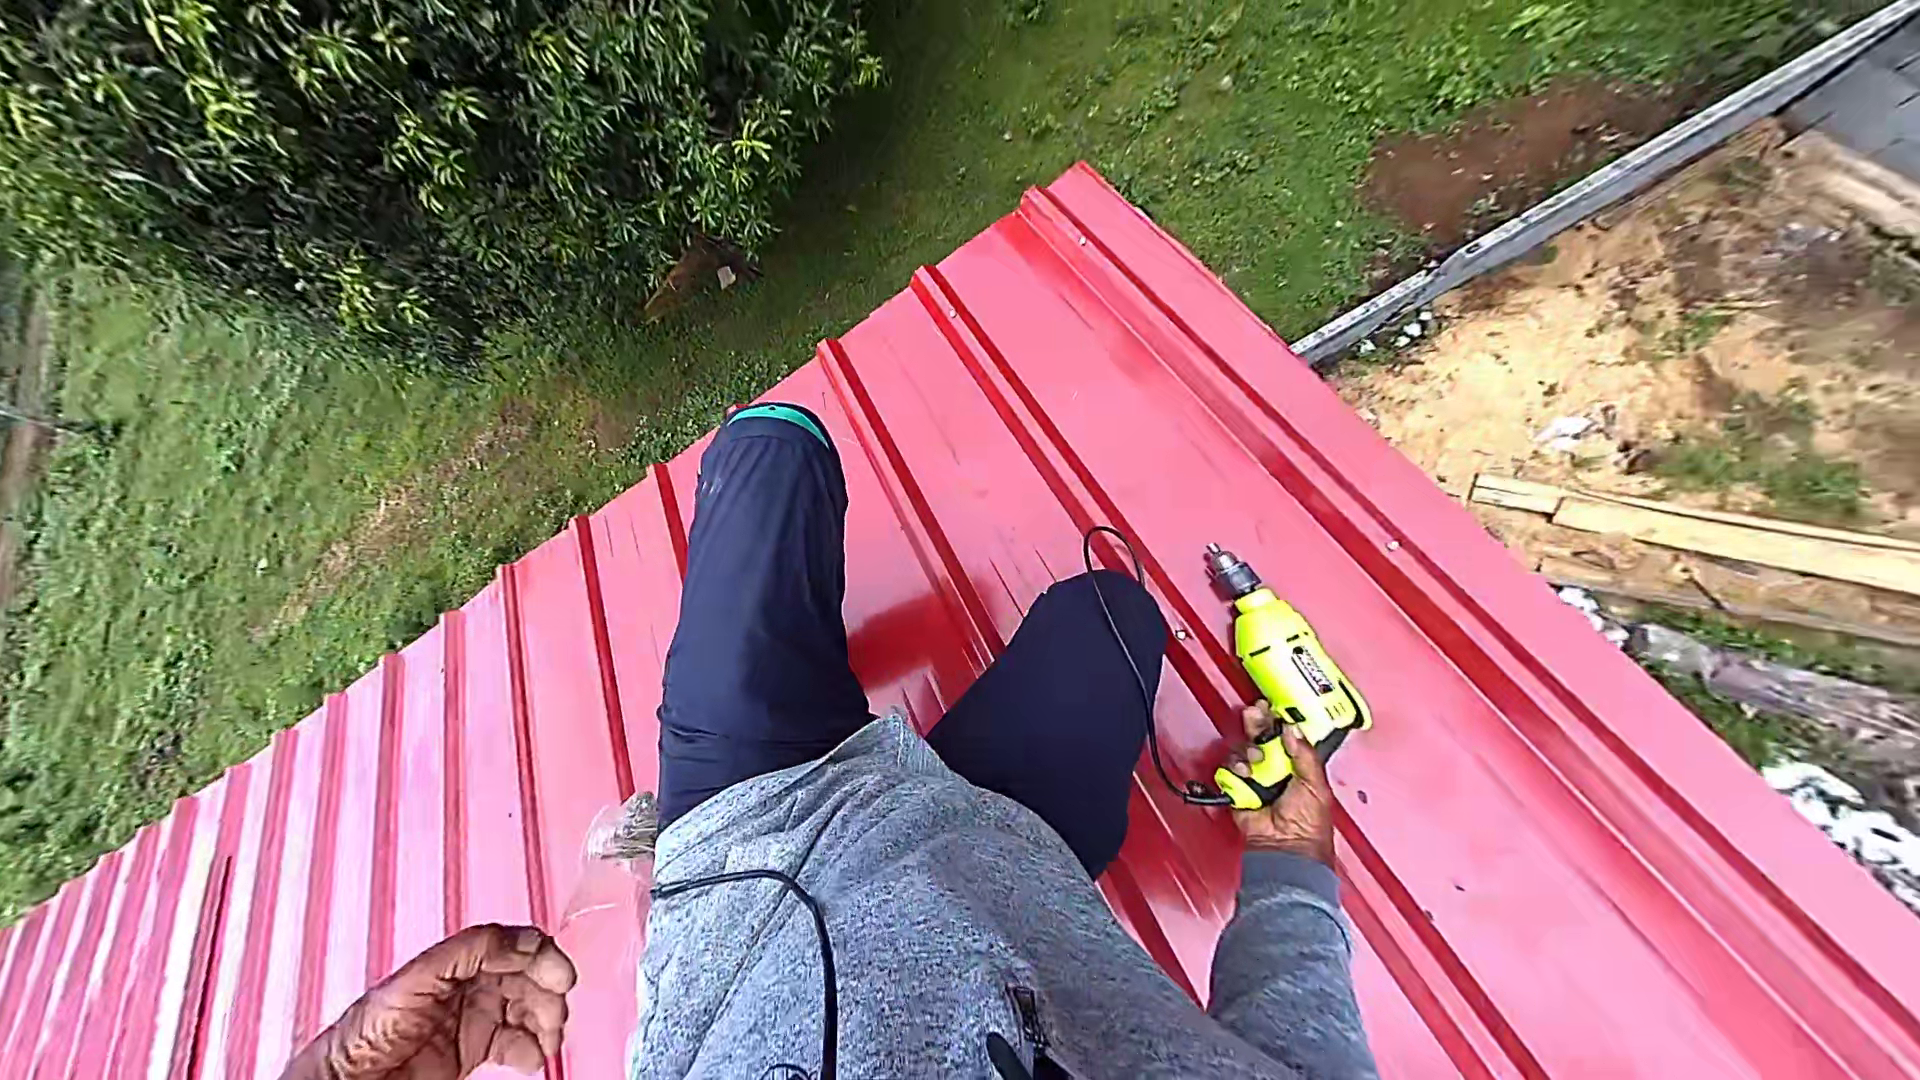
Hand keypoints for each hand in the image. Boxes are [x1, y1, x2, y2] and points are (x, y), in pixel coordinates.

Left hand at [279, 924, 576, 1079]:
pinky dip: (531, 1047)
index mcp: (462, 959)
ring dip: (547, 1019)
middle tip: (559, 1009)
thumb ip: (471, 949)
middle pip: (529, 975)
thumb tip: (523, 940)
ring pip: (528, 1006)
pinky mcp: (471, 1049)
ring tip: (551, 1037)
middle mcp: (472, 983)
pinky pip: (514, 1040)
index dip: (544, 956)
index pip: (518, 944)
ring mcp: (472, 1016)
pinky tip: (534, 1057)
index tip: (560, 975)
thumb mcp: (415, 979)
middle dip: (550, 991)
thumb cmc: (359, 1037)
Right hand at [1223, 700, 1336, 865]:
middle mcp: (1274, 768)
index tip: (1271, 708)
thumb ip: (1305, 754)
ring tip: (1256, 762)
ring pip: (1243, 750)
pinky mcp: (1238, 788)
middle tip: (1253, 714)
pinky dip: (1235, 771)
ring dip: (1248, 753)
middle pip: (1260, 737)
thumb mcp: (1316, 785)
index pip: (1284, 735)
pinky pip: (1228, 770)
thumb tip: (1293, 728)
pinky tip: (1245, 776)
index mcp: (1297, 766)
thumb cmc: (1308, 826)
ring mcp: (1255, 778)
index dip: (1276, 720)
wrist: (1286, 848)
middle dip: (1256, 724)